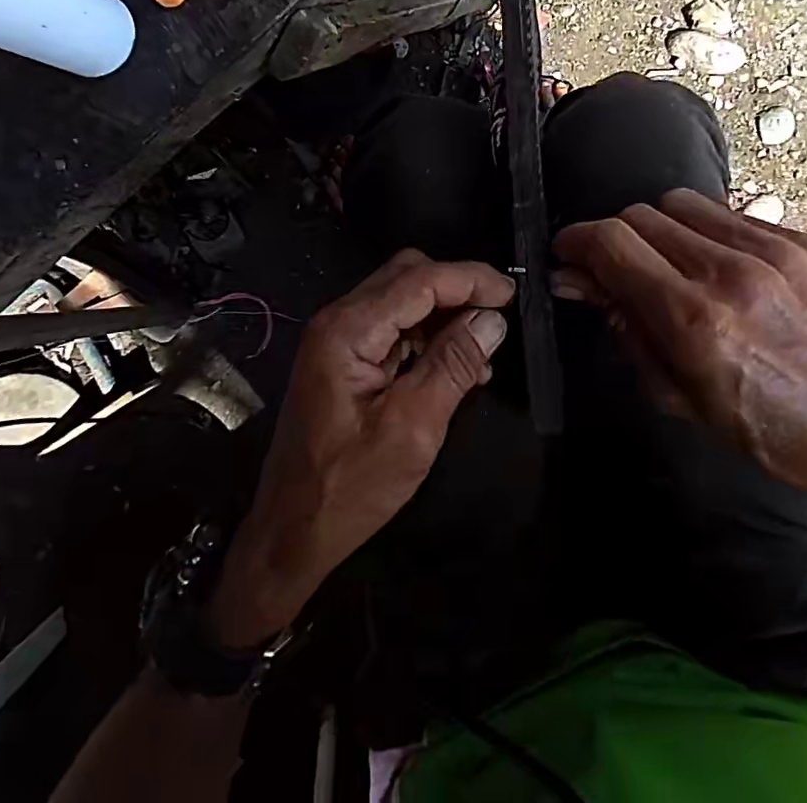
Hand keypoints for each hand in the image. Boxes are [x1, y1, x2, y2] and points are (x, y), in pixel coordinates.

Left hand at [207, 250, 513, 648]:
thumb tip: (491, 320)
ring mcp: (338, 341)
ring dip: (445, 315)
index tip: (513, 294)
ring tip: (484, 352)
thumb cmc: (350, 486)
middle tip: (499, 319)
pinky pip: (393, 331)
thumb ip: (452, 365)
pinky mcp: (344, 362)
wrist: (292, 529)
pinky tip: (457, 366)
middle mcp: (338, 322)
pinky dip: (427, 338)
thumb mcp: (412, 428)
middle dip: (457, 289)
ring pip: (401, 300)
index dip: (470, 279)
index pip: (418, 280)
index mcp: (347, 331)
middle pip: (406, 277)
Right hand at [552, 188, 806, 528]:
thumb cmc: (766, 428)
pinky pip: (727, 213)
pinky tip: (713, 267)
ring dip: (656, 228)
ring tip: (665, 264)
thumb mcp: (675, 393)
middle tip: (613, 269)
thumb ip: (622, 326)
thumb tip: (577, 282)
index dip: (575, 242)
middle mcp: (732, 274)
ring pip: (680, 202)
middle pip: (639, 215)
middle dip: (612, 238)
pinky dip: (703, 233)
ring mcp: (774, 252)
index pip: (612, 244)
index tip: (566, 254)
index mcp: (695, 320)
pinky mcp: (802, 243)